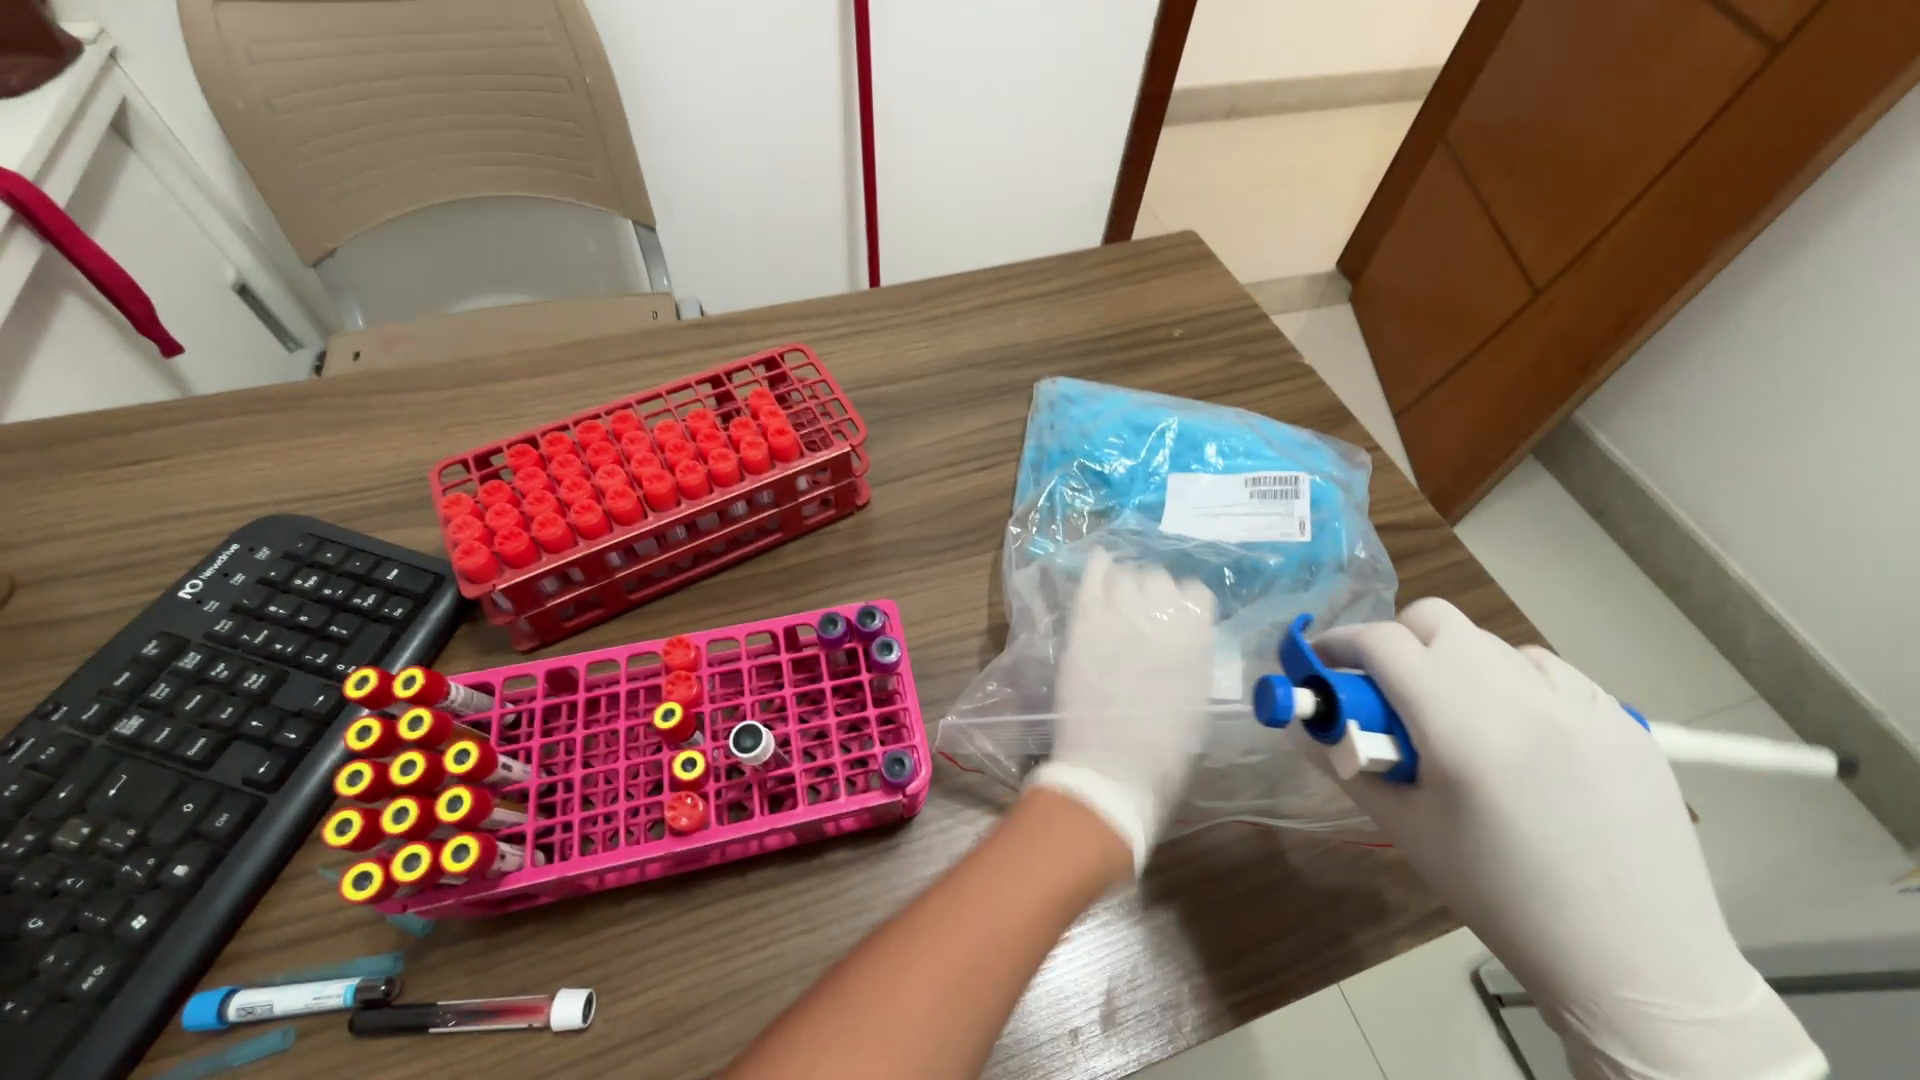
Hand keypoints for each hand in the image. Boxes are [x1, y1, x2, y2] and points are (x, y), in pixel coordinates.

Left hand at [1026, 548, 1217, 874]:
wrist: (1113, 769)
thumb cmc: (1166, 749)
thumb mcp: (1199, 698)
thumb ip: (1191, 657)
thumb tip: (1180, 637)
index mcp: (1197, 638)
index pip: (1195, 594)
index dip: (1184, 604)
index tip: (1175, 616)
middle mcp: (1161, 617)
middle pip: (1158, 579)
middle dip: (1153, 592)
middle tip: (1144, 612)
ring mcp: (1118, 617)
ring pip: (1125, 576)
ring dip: (1125, 582)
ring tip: (1119, 594)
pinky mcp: (1084, 626)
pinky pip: (1091, 581)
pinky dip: (1096, 567)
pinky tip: (1099, 561)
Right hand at [1312, 599, 1823, 1079]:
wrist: (1631, 955)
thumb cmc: (1498, 897)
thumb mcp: (1406, 831)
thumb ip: (1346, 765)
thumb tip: (1302, 725)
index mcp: (1462, 730)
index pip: (1383, 644)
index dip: (1340, 644)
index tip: (1321, 662)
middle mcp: (1523, 698)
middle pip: (1436, 620)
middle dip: (1395, 642)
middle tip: (1385, 694)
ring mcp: (1583, 703)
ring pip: (1491, 642)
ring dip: (1454, 663)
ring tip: (1458, 724)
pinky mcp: (1623, 718)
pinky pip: (1547, 670)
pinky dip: (1511, 682)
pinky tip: (1517, 736)